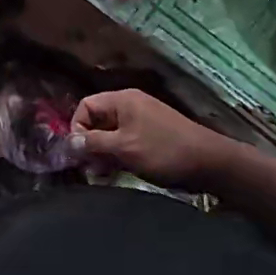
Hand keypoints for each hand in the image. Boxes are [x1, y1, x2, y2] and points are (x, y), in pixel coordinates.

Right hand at [70, 89, 240, 190]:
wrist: (207, 162)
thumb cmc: (163, 150)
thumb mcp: (124, 147)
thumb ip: (93, 143)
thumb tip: (68, 142)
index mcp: (122, 100)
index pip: (85, 106)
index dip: (77, 128)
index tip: (80, 152)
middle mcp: (129, 106)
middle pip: (95, 121)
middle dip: (88, 144)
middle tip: (88, 168)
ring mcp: (140, 122)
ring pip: (108, 135)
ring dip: (101, 154)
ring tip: (100, 174)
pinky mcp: (148, 137)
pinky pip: (123, 143)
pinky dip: (115, 156)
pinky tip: (114, 173)